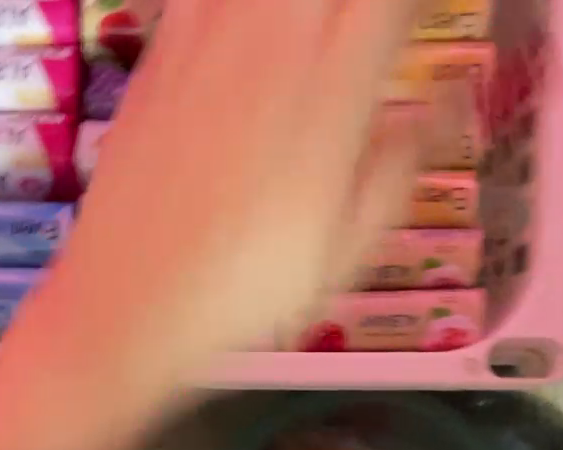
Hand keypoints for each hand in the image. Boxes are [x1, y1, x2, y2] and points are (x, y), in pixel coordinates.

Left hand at [11, 0, 421, 402]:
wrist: (126, 307)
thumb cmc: (240, 296)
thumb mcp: (341, 255)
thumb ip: (394, 170)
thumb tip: (436, 109)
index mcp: (333, 89)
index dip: (407, 9)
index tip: (408, 32)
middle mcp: (271, 43)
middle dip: (348, 10)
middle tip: (352, 41)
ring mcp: (205, 41)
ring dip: (292, 12)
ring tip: (299, 42)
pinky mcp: (154, 55)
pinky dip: (232, 10)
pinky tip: (242, 38)